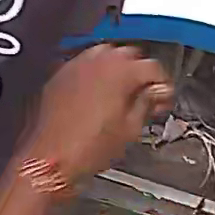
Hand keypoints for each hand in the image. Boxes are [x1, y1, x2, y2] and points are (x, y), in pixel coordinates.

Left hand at [20, 44, 171, 184]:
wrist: (51, 158)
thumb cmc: (87, 148)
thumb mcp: (130, 129)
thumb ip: (147, 104)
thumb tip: (154, 94)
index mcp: (122, 72)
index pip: (153, 67)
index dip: (163, 85)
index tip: (163, 98)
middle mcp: (98, 60)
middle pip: (130, 56)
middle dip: (141, 74)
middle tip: (146, 96)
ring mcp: (77, 64)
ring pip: (106, 55)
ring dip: (118, 70)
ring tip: (122, 94)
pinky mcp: (61, 74)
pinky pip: (85, 65)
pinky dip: (96, 75)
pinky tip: (99, 95)